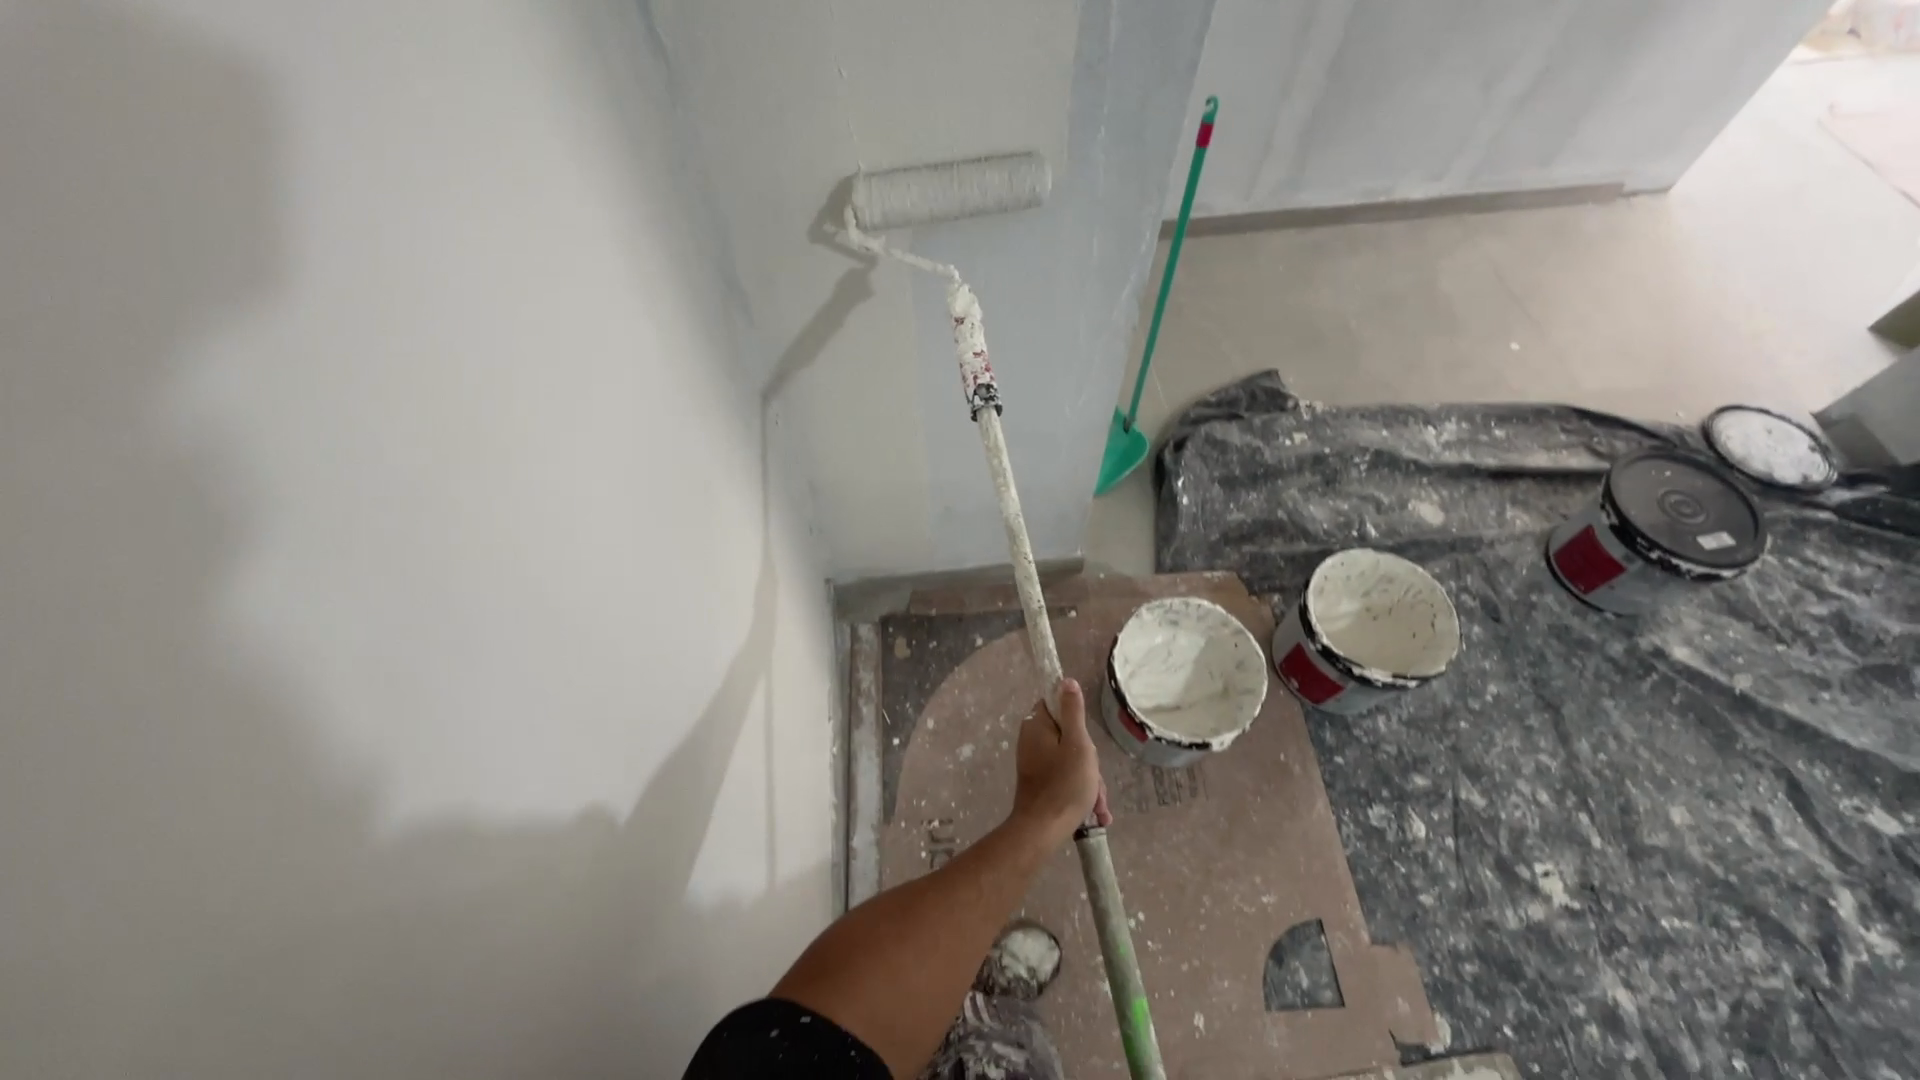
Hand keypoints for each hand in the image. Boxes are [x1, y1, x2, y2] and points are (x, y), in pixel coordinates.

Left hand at [1011, 678, 1110, 839]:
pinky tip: (1094, 813)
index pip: (1055, 704)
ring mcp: (1035, 764)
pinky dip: (1081, 793)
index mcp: (1036, 726)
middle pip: (1068, 736)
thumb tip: (1066, 681)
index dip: (1075, 718)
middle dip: (1088, 760)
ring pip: (1071, 761)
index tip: (1085, 739)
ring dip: (1090, 781)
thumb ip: (1073, 711)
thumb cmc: (1064, 784)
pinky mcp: (1040, 783)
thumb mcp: (1077, 742)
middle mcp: (1031, 741)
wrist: (1043, 830)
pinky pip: (1065, 778)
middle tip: (1094, 777)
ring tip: (1098, 805)